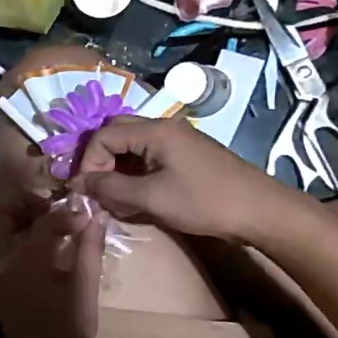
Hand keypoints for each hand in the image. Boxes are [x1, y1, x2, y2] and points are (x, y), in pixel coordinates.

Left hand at [0, 195, 103, 337]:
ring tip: (35, 223)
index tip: (84, 218)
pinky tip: (23, 242)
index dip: (67, 215)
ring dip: (8, 217)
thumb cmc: (68, 332)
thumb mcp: (85, 291)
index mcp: (27, 263)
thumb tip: (95, 216)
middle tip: (49, 210)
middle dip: (24, 203)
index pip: (44, 221)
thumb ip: (89, 250)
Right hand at [71, 116, 273, 240]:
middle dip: (100, 161)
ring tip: (115, 198)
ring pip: (133, 145)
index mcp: (155, 130)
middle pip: (116, 133)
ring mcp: (177, 140)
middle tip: (97, 190)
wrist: (259, 210)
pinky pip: (149, 156)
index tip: (87, 191)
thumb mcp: (152, 198)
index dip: (89, 161)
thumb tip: (78, 185)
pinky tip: (136, 197)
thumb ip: (111, 189)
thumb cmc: (204, 202)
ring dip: (117, 168)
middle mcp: (164, 127)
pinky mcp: (186, 155)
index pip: (104, 134)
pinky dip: (135, 173)